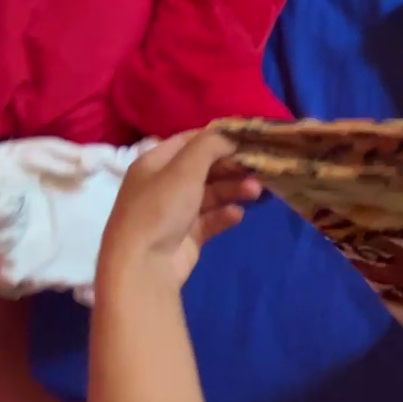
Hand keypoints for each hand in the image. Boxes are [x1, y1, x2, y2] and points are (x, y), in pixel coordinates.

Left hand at [98, 130, 261, 290]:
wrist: (144, 264)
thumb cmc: (160, 208)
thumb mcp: (185, 169)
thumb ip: (209, 146)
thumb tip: (230, 137)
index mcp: (155, 164)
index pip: (187, 141)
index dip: (216, 137)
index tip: (246, 137)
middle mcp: (164, 185)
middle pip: (204, 168)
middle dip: (232, 167)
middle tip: (259, 167)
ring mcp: (176, 211)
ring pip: (212, 194)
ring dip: (234, 190)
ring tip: (257, 192)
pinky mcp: (188, 235)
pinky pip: (211, 219)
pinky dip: (226, 214)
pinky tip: (237, 214)